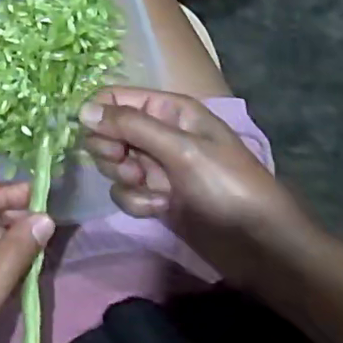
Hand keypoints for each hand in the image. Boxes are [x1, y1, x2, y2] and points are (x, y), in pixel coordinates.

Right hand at [80, 87, 313, 286]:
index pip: (116, 97)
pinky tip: (160, 209)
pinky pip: (127, 192)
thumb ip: (131, 126)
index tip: (96, 137)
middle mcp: (159, 132)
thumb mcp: (181, 149)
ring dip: (124, 178)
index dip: (100, 115)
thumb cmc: (226, 184)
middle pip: (109, 130)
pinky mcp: (156, 197)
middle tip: (126, 164)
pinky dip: (137, 201)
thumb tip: (83, 109)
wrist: (260, 244)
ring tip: (151, 190)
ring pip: (114, 163)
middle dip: (111, 150)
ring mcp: (157, 166)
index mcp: (169, 109)